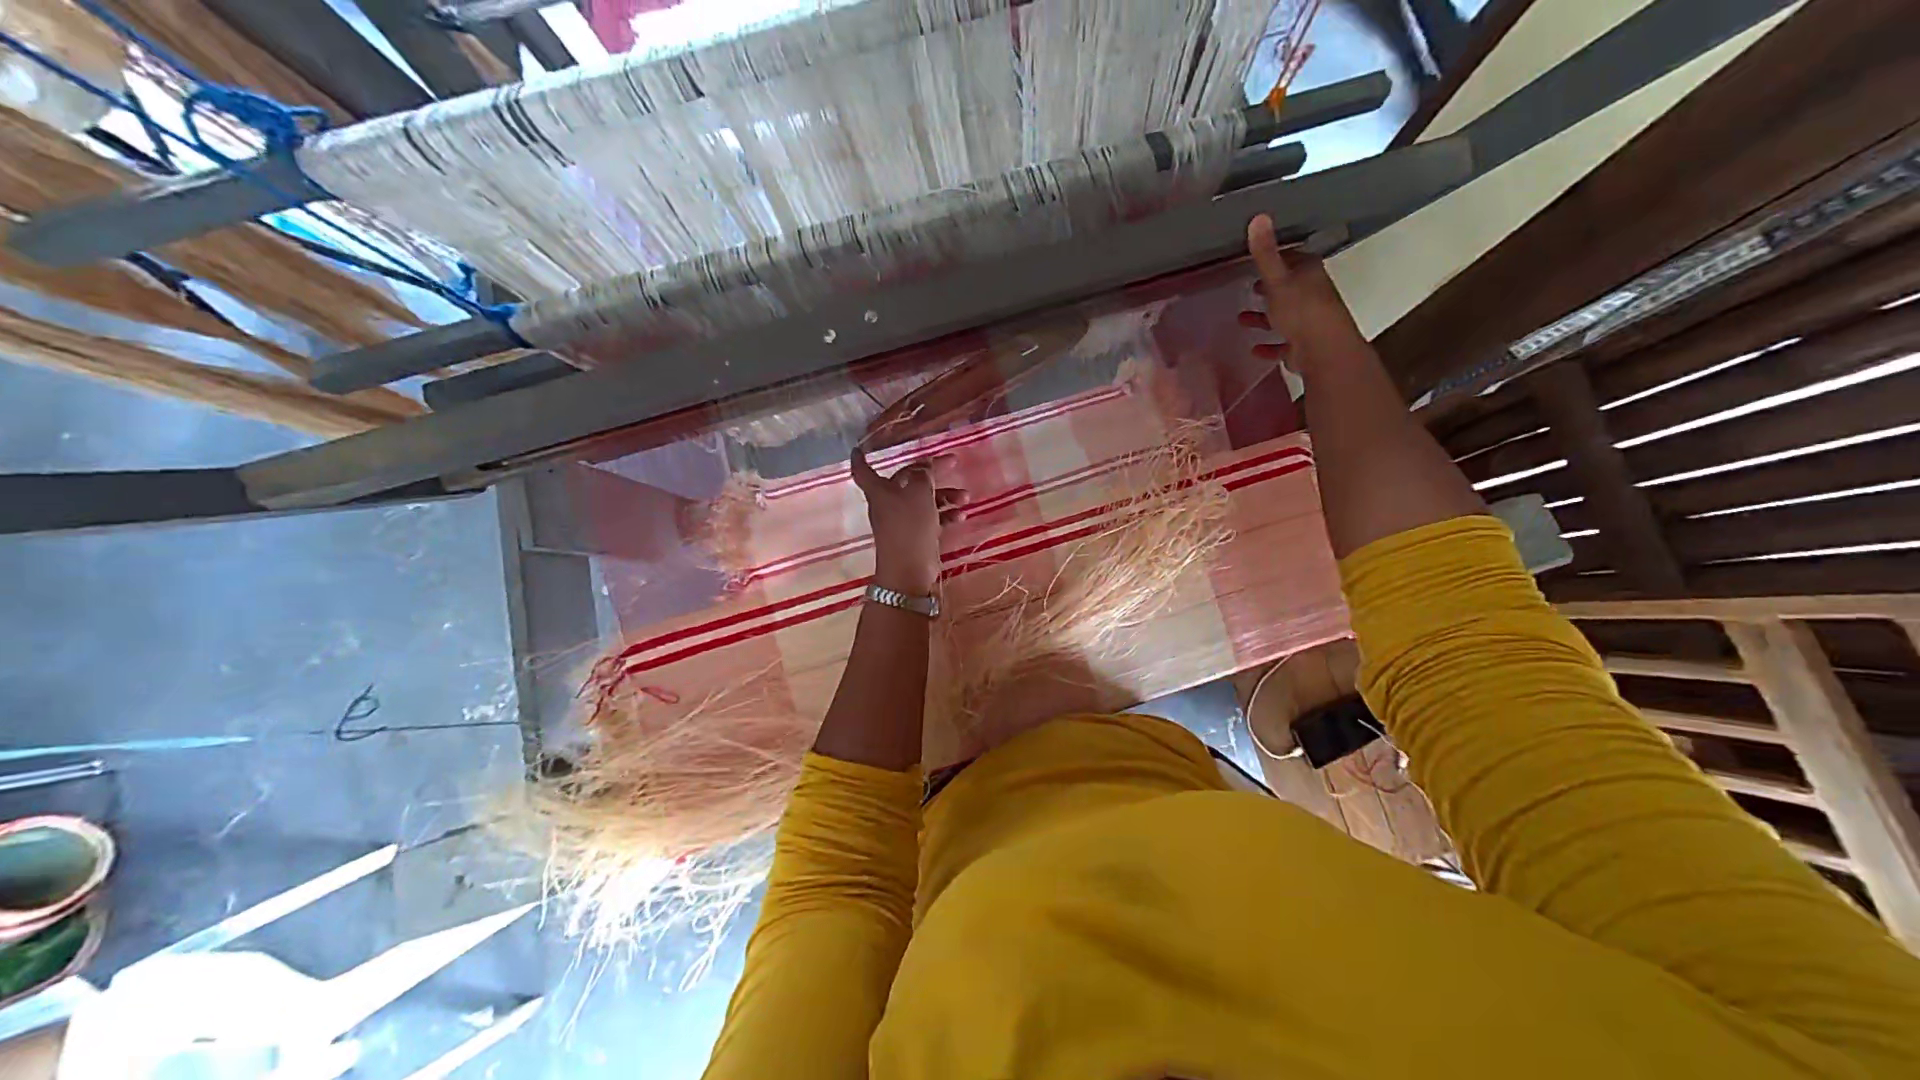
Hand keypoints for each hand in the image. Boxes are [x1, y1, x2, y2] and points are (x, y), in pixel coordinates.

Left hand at [851, 449, 966, 594]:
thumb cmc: (909, 526)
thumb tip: (923, 467)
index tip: (859, 448)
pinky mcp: (916, 535)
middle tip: (953, 462)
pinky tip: (961, 516)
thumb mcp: (919, 493)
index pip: (864, 470)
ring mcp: (902, 520)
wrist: (909, 570)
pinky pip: (931, 518)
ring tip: (965, 497)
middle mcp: (888, 503)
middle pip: (907, 480)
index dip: (861, 458)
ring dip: (945, 495)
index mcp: (880, 490)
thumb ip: (923, 475)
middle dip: (931, 471)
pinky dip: (945, 514)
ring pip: (924, 499)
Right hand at [1238, 213, 1367, 372]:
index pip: (1292, 259)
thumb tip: (1259, 216)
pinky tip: (1255, 349)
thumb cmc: (1301, 309)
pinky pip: (1283, 344)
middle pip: (1289, 287)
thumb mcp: (1278, 279)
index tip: (1257, 259)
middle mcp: (1312, 294)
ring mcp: (1309, 322)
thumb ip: (1265, 253)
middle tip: (1252, 287)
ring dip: (1265, 318)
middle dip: (1270, 289)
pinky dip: (1270, 346)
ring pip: (1284, 317)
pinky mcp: (1303, 346)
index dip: (1276, 258)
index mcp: (1309, 274)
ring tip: (1243, 318)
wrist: (1323, 349)